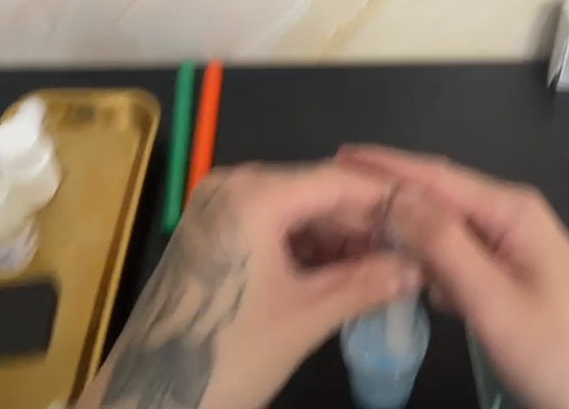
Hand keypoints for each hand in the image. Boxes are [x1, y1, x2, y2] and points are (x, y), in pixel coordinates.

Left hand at [76, 163, 420, 408]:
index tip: (424, 216)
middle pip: (314, 191)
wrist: (144, 401)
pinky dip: (304, 245)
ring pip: (294, 208)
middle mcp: (232, 184)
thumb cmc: (225, 357)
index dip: (383, 198)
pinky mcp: (211, 229)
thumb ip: (364, 285)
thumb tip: (417, 270)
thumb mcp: (303, 319)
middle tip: (407, 250)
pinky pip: (270, 223)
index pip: (335, 180)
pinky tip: (338, 269)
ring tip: (380, 265)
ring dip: (335, 235)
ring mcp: (218, 205)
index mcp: (252, 194)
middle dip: (361, 222)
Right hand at [338, 146, 568, 408]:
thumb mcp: (495, 301)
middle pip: (438, 196)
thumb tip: (394, 195)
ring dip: (407, 231)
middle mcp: (509, 215)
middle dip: (391, 194)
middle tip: (339, 199)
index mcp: (509, 209)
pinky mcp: (510, 273)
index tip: (342, 156)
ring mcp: (511, 244)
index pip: (436, 176)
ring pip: (445, 227)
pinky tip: (408, 274)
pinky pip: (458, 254)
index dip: (388, 165)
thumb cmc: (560, 351)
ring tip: (360, 232)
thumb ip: (443, 244)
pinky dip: (430, 261)